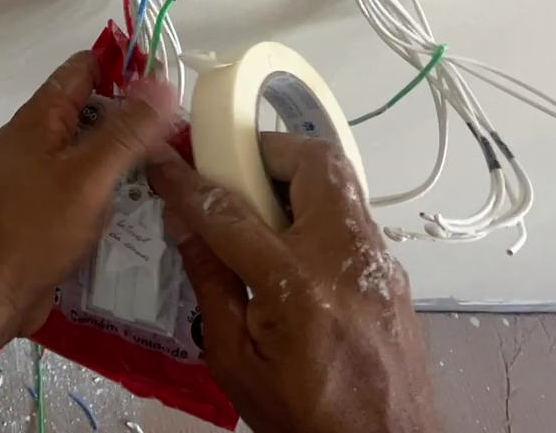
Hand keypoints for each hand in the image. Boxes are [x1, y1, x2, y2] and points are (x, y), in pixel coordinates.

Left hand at [0, 49, 176, 332]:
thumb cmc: (36, 228)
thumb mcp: (89, 175)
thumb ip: (125, 130)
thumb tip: (161, 83)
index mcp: (39, 117)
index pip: (82, 68)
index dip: (122, 66)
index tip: (166, 77)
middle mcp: (32, 136)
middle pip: (84, 105)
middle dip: (126, 109)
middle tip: (177, 125)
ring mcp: (32, 170)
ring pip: (82, 144)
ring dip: (117, 146)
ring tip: (165, 158)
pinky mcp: (37, 203)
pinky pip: (76, 176)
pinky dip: (103, 177)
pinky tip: (131, 195)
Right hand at [146, 133, 440, 432]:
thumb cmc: (306, 418)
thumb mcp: (234, 360)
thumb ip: (209, 281)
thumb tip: (182, 221)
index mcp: (296, 287)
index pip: (226, 212)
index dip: (185, 180)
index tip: (162, 160)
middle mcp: (345, 261)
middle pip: (312, 161)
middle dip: (267, 149)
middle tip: (235, 168)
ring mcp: (379, 264)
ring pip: (340, 181)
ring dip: (294, 175)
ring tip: (260, 206)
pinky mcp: (393, 274)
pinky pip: (351, 214)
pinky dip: (315, 208)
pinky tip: (292, 243)